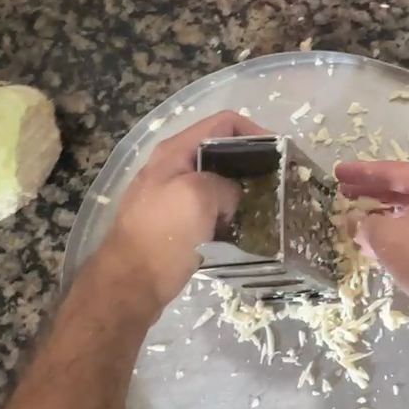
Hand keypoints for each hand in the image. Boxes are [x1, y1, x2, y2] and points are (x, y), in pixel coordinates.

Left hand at [103, 110, 268, 306]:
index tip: (279, 154)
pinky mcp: (176, 224)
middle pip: (221, 152)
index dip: (254, 131)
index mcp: (175, 152)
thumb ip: (225, 184)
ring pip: (217, 183)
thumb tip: (233, 197)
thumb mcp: (199, 196)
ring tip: (265, 208)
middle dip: (250, 164)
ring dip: (240, 194)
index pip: (223, 123)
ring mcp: (172, 197)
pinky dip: (228, 215)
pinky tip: (242, 229)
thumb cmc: (163, 235)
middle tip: (275, 183)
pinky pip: (210, 210)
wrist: (130, 285)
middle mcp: (172, 168)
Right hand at [335, 161, 408, 341]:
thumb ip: (364, 224)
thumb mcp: (386, 237)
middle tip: (342, 193)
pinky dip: (397, 233)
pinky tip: (376, 245)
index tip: (337, 172)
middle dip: (371, 192)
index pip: (391, 170)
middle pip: (402, 189)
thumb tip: (354, 222)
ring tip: (354, 219)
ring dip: (382, 216)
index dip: (361, 172)